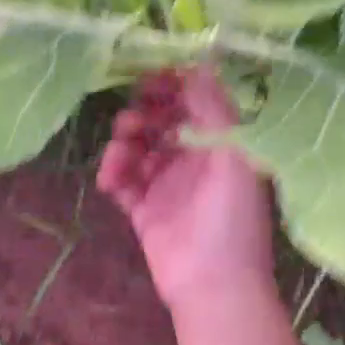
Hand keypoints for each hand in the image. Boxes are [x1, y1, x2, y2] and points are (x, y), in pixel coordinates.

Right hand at [97, 67, 275, 313]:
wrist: (212, 285)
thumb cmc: (231, 218)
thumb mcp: (234, 155)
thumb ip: (213, 108)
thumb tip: (197, 59)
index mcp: (222, 143)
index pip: (194, 101)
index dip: (171, 86)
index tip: (149, 79)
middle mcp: (194, 159)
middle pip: (160, 122)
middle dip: (143, 115)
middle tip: (133, 122)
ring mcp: (167, 185)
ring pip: (137, 149)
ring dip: (124, 145)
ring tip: (120, 158)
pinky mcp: (143, 211)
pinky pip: (122, 182)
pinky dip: (113, 175)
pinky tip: (110, 180)